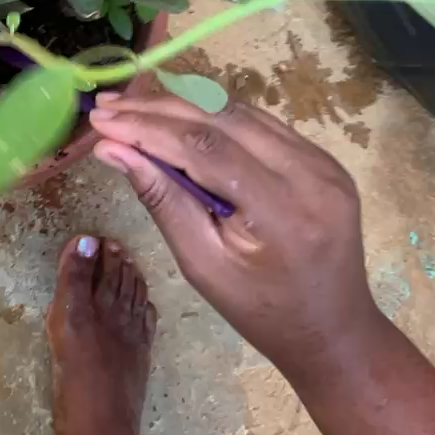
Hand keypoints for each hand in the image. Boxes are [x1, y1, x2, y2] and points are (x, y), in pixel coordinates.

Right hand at [88, 93, 383, 373]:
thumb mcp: (200, 264)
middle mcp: (310, 175)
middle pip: (218, 118)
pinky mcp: (320, 156)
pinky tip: (173, 116)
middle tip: (105, 106)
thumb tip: (111, 149)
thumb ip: (160, 199)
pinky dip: (208, 114)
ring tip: (129, 106)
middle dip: (155, 108)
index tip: (100, 121)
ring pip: (235, 111)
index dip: (146, 128)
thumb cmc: (260, 310)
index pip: (203, 148)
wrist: (333, 329)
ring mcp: (321, 160)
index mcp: (283, 212)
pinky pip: (254, 121)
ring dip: (178, 104)